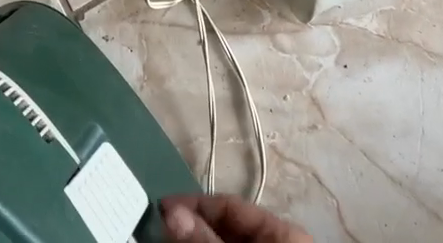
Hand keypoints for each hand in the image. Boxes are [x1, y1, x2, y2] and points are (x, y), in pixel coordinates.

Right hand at [161, 194, 311, 242]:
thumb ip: (205, 240)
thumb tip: (171, 212)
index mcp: (283, 230)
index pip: (229, 203)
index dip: (193, 202)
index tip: (161, 206)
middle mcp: (277, 240)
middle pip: (225, 224)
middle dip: (191, 225)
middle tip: (159, 227)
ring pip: (224, 240)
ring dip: (195, 239)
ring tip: (166, 238)